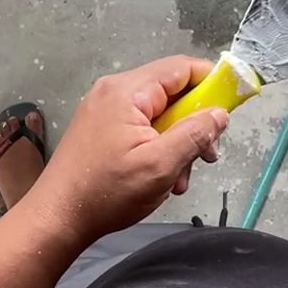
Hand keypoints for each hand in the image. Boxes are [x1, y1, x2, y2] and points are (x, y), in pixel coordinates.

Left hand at [19, 56, 229, 244]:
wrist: (56, 219)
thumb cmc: (107, 193)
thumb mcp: (160, 165)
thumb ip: (194, 134)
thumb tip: (220, 113)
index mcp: (128, 91)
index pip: (182, 68)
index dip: (212, 83)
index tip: (231, 108)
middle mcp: (115, 91)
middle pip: (173, 91)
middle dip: (195, 123)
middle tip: (206, 156)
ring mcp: (105, 109)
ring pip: (160, 113)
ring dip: (178, 142)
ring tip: (179, 178)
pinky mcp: (101, 128)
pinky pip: (142, 127)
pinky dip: (158, 147)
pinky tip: (161, 178)